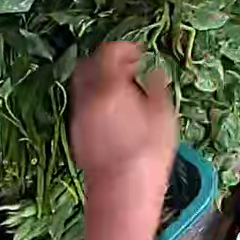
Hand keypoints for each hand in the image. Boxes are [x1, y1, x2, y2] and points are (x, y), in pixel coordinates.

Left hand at [70, 41, 175, 203]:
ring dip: (100, 80)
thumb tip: (155, 73)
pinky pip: (83, 105)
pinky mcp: (76, 134)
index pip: (108, 53)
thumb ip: (157, 89)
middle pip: (88, 65)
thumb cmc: (148, 154)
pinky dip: (96, 98)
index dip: (124, 47)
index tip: (140, 52)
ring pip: (83, 85)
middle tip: (130, 66)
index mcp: (108, 88)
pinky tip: (115, 112)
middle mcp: (87, 98)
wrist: (121, 193)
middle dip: (106, 60)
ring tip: (124, 90)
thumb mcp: (163, 117)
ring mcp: (78, 116)